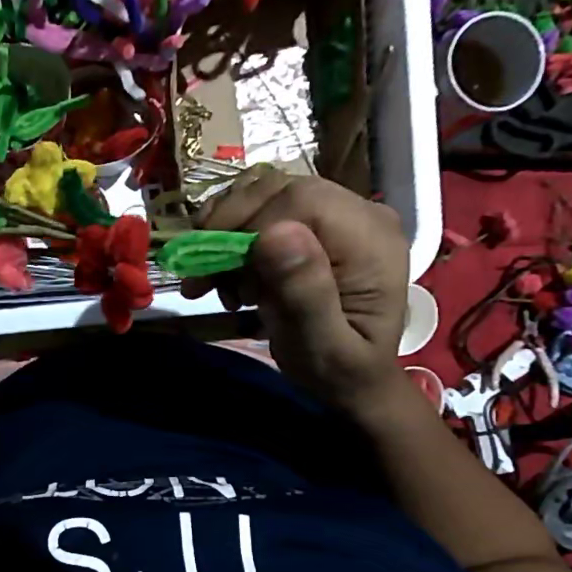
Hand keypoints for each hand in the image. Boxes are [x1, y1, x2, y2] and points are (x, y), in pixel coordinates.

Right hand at [182, 167, 409, 416]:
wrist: (352, 382)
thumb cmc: (339, 372)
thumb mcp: (323, 348)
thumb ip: (306, 294)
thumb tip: (275, 233)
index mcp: (371, 240)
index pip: (301, 201)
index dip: (249, 226)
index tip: (218, 271)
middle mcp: (359, 213)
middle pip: (278, 189)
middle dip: (229, 228)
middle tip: (200, 276)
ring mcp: (336, 214)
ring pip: (264, 194)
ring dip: (225, 232)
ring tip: (210, 280)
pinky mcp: (314, 223)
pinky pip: (262, 208)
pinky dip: (231, 236)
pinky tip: (224, 275)